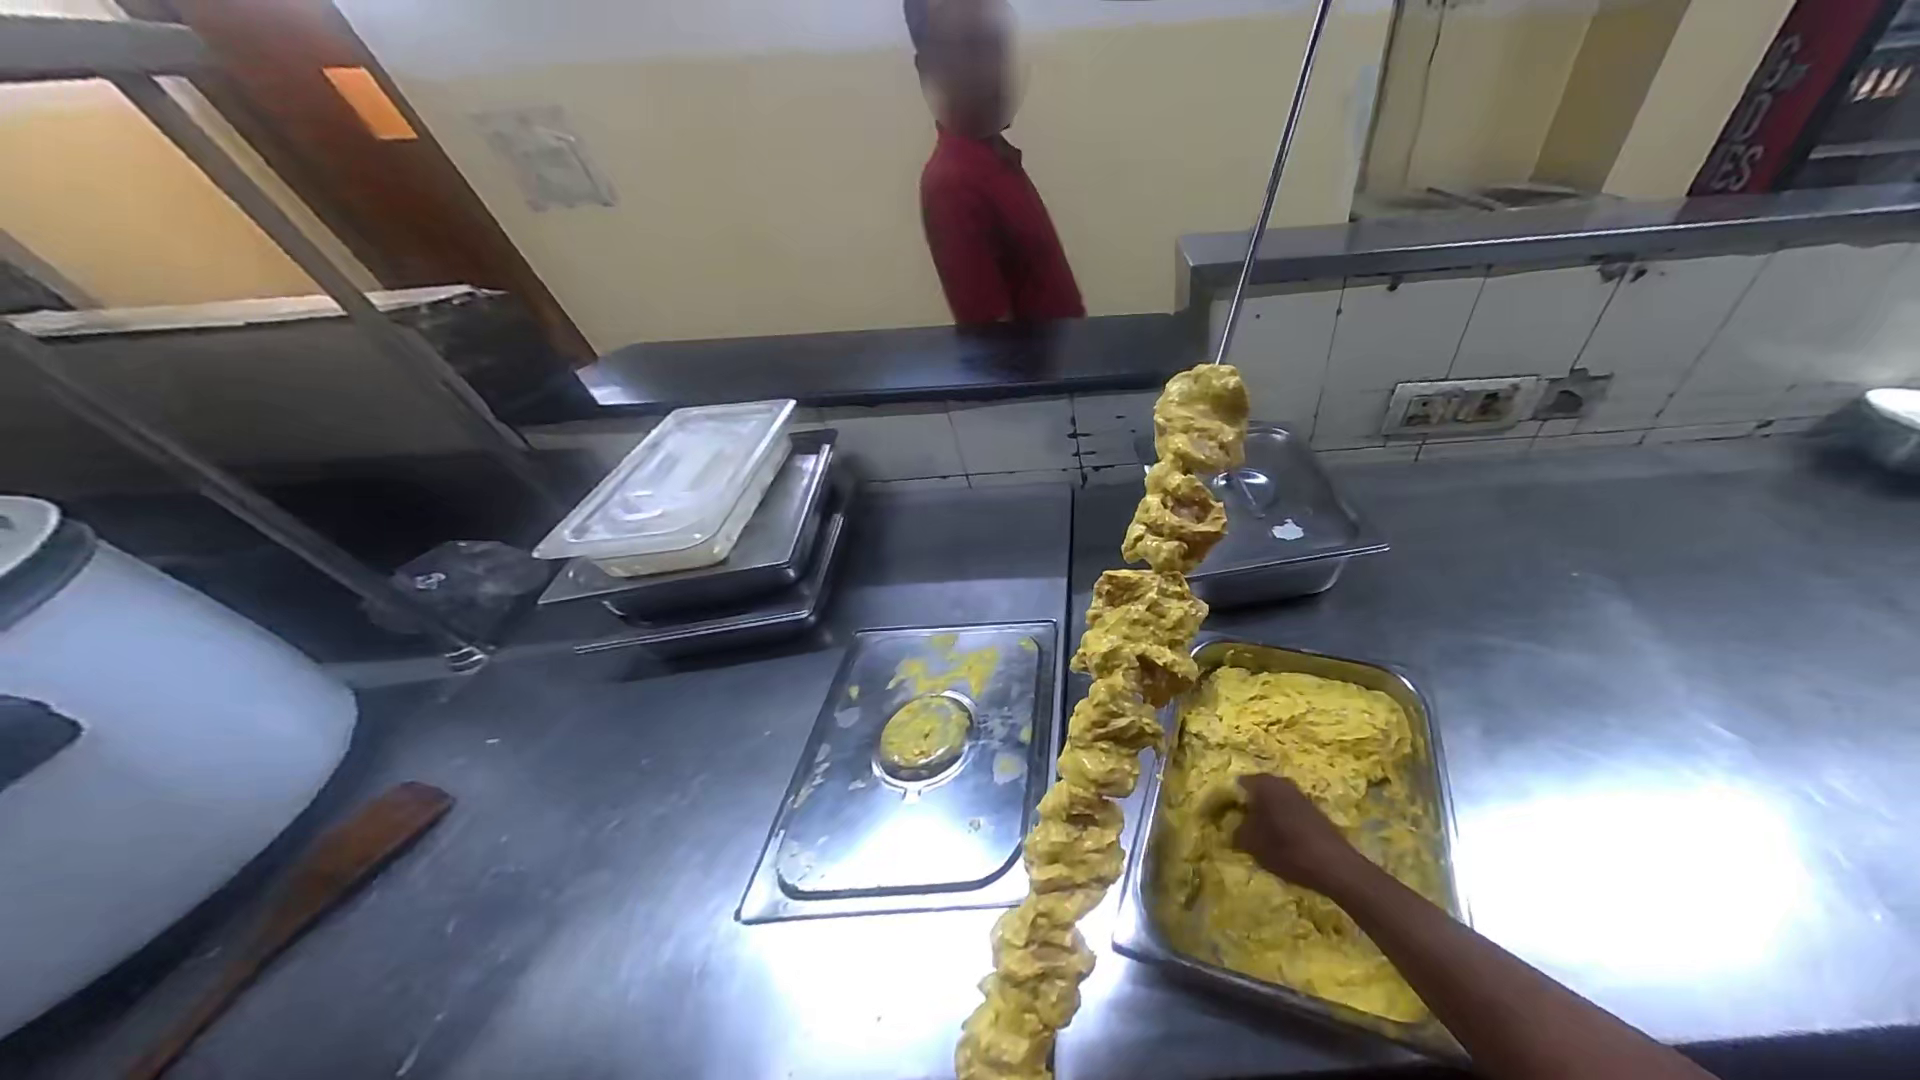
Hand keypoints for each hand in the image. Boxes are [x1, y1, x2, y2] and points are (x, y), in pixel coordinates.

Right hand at [1231, 774, 1370, 898]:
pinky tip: (1277, 838)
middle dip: (1246, 806)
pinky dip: (1279, 820)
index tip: (1220, 817)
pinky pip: (1287, 810)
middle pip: (1255, 791)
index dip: (1225, 800)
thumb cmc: (1286, 849)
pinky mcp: (1313, 810)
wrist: (1336, 867)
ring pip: (1272, 800)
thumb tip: (1231, 827)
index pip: (1235, 785)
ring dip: (1263, 813)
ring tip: (1256, 833)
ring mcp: (1299, 794)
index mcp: (1262, 783)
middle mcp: (1280, 782)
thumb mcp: (1250, 843)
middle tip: (1237, 825)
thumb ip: (1235, 831)